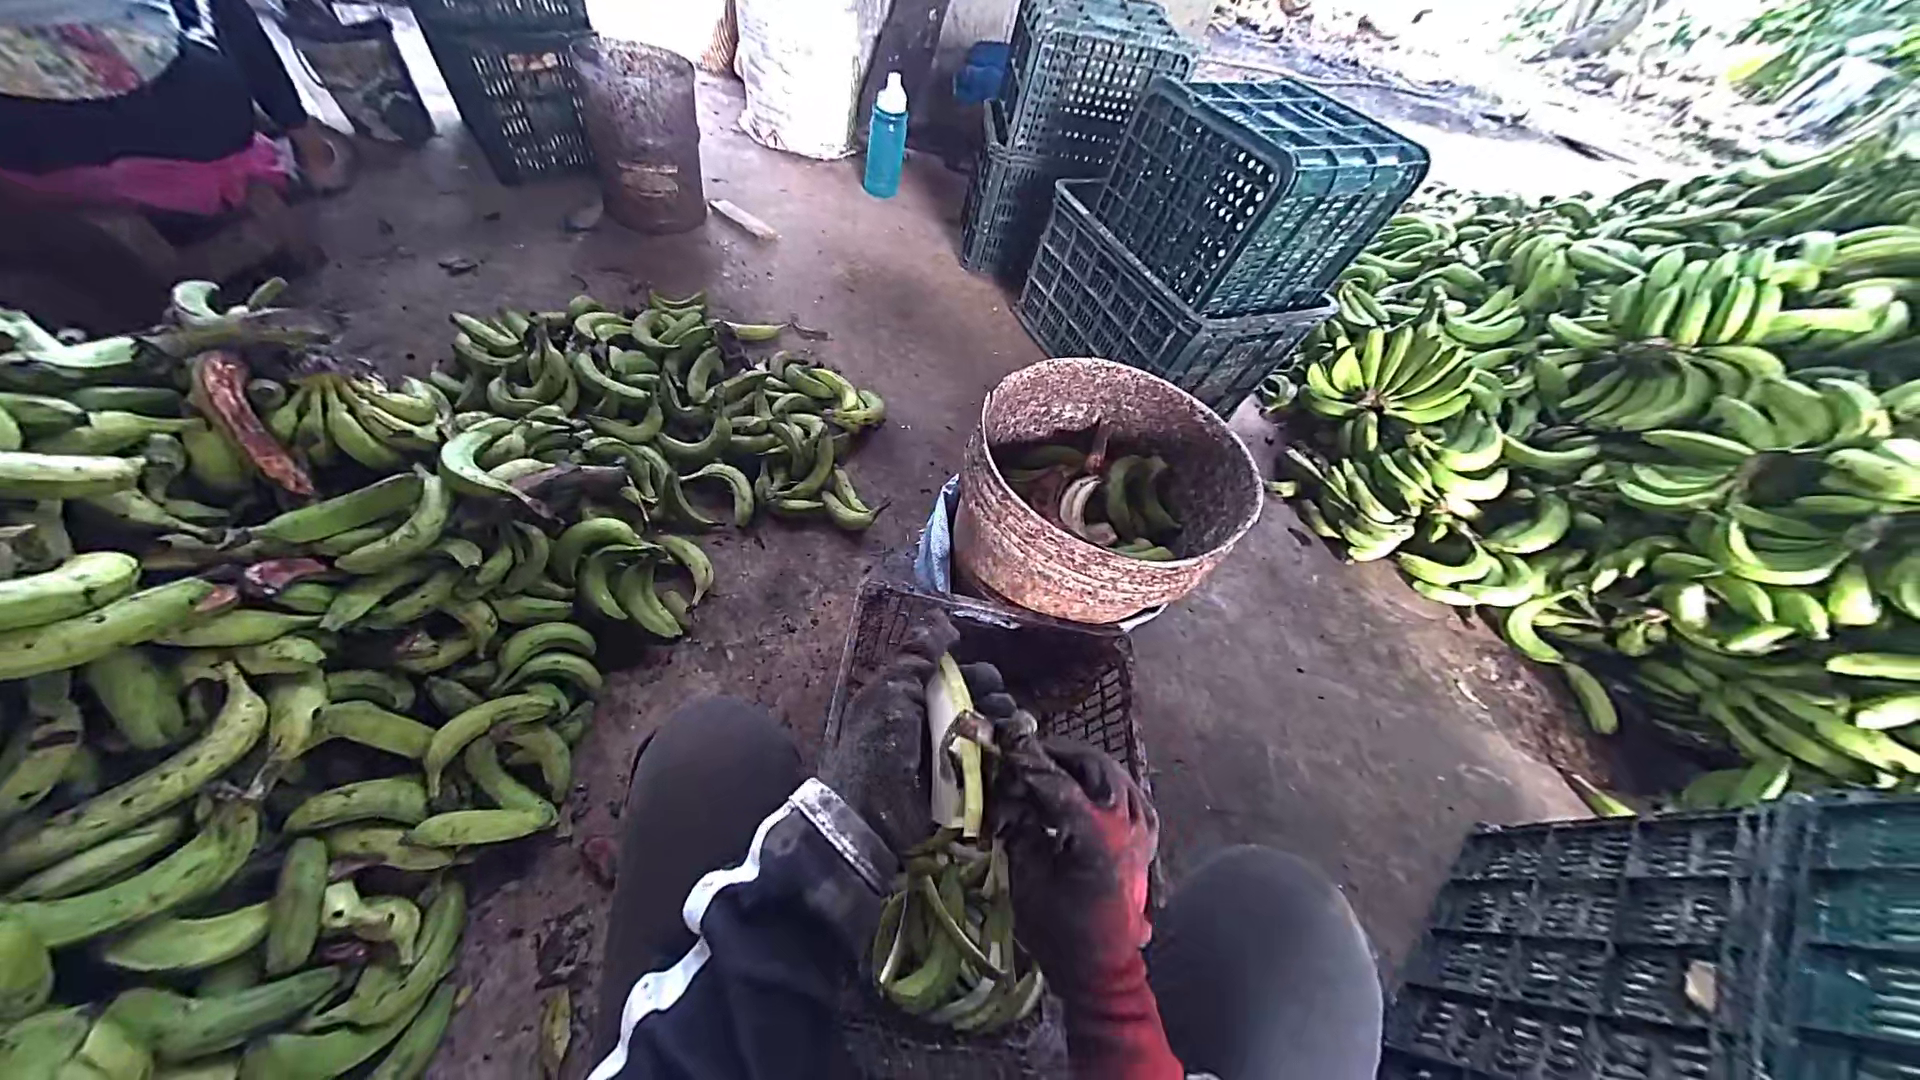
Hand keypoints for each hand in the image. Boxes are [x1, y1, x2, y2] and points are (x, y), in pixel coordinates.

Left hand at [816, 613, 1017, 853]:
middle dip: (992, 694)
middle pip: (977, 695)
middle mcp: (934, 717)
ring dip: (1003, 718)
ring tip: (1007, 725)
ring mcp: (950, 749)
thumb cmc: (876, 747)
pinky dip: (1007, 746)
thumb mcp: (892, 692)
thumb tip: (941, 616)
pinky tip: (1015, 742)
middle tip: (995, 704)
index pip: (954, 672)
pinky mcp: (965, 778)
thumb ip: (918, 655)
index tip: (984, 679)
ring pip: (990, 723)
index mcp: (913, 693)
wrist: (870, 816)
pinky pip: (994, 754)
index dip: (972, 671)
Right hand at [993, 727, 1157, 981]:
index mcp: (1094, 836)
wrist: (1105, 971)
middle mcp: (1124, 823)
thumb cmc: (1059, 931)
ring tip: (1051, 764)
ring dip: (1079, 762)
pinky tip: (1085, 785)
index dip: (1028, 756)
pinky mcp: (1147, 835)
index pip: (1055, 780)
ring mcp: (1141, 828)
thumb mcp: (1027, 877)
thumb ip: (1020, 826)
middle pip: (1091, 763)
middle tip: (1027, 753)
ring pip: (1113, 771)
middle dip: (1056, 752)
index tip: (1007, 736)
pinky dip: (1104, 781)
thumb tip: (1008, 788)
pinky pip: (1128, 791)